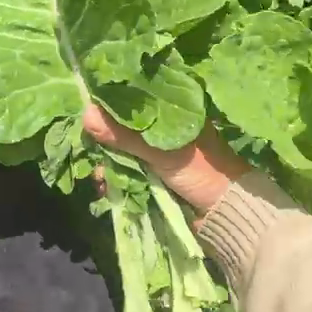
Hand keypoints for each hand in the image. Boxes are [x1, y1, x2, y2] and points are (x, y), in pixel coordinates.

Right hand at [82, 105, 251, 215]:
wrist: (228, 214)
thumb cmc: (203, 172)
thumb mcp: (162, 152)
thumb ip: (125, 136)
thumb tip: (85, 116)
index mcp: (170, 110)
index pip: (131, 96)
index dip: (107, 101)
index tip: (84, 106)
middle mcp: (161, 127)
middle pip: (120, 124)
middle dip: (102, 137)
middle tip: (86, 146)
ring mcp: (156, 152)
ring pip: (120, 149)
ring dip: (106, 161)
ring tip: (98, 176)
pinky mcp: (153, 173)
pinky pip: (125, 170)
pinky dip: (114, 177)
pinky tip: (105, 186)